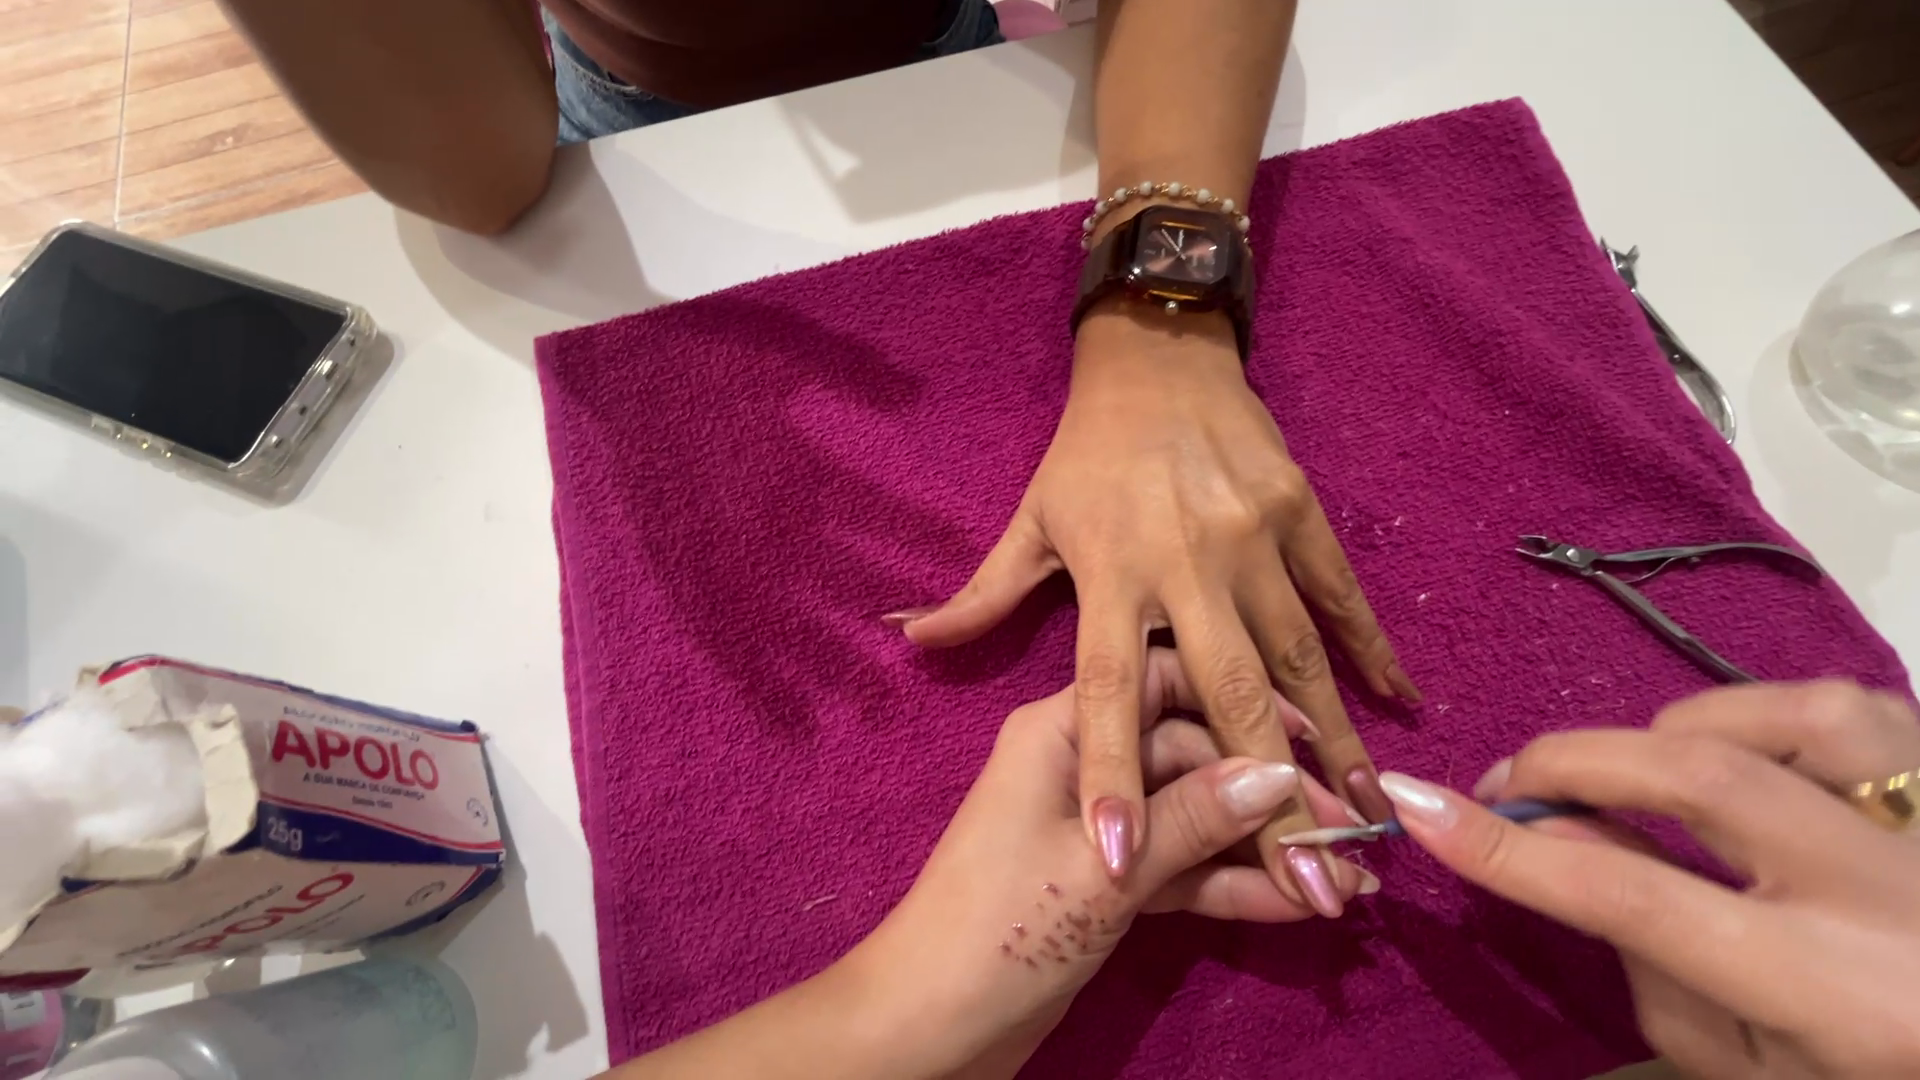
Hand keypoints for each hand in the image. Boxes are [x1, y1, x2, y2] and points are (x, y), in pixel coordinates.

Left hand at [841, 649, 1374, 1077]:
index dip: (1234, 705)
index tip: (1311, 736)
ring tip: (1346, 880)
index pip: (1160, 685)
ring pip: (1191, 817)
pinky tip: (1297, 904)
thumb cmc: (1003, 924)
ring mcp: (1100, 822)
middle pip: (1188, 757)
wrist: (932, 1021)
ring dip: (1260, 848)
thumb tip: (1278, 773)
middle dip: (1264, 797)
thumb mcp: (1106, 870)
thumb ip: (1191, 818)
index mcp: (1065, 729)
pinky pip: (1178, 866)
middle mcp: (1085, 762)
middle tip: (1348, 836)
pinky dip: (1228, 885)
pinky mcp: (1109, 878)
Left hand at [890, 303, 1415, 912]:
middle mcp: (1186, 561)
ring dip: (1335, 741)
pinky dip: (1371, 648)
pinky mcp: (1302, 511)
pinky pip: (1340, 593)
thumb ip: (978, 593)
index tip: (1120, 859)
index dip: (1111, 774)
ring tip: (1367, 819)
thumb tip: (906, 640)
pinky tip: (1402, 705)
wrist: (1157, 362)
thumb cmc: (1086, 455)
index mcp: (1109, 570)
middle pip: (1228, 690)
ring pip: (1298, 654)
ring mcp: (1253, 536)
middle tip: (1312, 885)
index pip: (1108, 687)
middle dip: (1267, 792)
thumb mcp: (1028, 519)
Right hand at [1377, 681, 1919, 1078]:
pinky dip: (1753, 716)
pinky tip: (1728, 756)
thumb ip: (1631, 943)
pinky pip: (1843, 708)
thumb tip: (1539, 827)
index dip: (1504, 846)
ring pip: (1790, 718)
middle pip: (1700, 776)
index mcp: (1851, 1002)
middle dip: (1565, 763)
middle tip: (1509, 785)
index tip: (1410, 801)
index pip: (1634, 898)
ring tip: (1636, 773)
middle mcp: (1908, 903)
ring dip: (1669, 732)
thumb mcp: (1732, 1053)